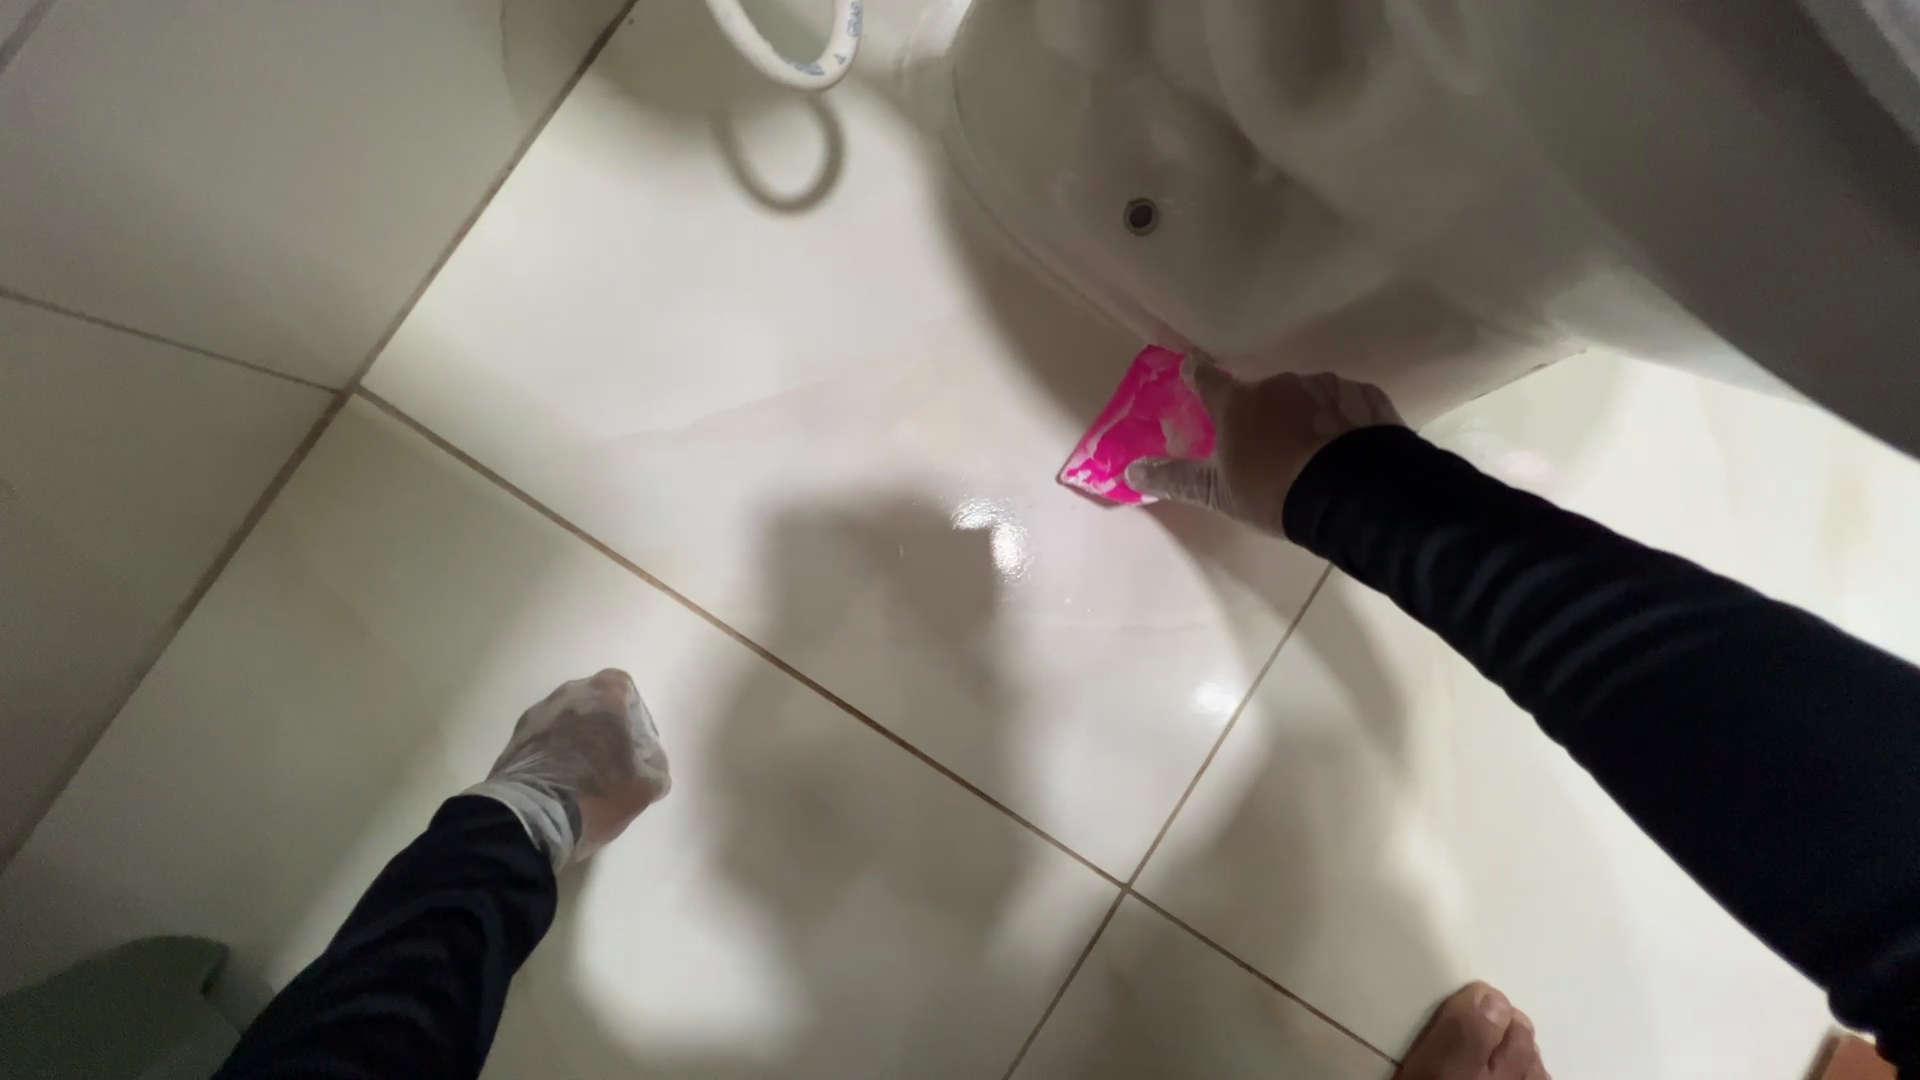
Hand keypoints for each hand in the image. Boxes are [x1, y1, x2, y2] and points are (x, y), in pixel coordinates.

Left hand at [466, 668, 671, 869]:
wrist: (529, 822)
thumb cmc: (598, 792)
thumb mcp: (646, 787)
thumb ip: (656, 768)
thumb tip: (649, 767)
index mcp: (606, 695)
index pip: (625, 688)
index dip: (634, 714)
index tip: (636, 743)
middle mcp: (569, 694)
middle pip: (593, 700)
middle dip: (604, 723)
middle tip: (612, 756)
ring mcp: (536, 716)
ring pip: (565, 718)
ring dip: (576, 737)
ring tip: (582, 772)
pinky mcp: (512, 741)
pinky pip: (542, 738)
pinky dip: (552, 752)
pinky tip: (558, 781)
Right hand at [1126, 360, 1404, 535]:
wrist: (1355, 495)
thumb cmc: (1273, 490)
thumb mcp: (1216, 492)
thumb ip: (1173, 478)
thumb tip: (1129, 472)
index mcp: (1237, 403)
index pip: (1207, 380)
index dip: (1197, 374)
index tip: (1192, 367)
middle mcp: (1278, 384)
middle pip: (1259, 395)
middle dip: (1259, 415)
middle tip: (1265, 450)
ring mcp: (1324, 385)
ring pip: (1302, 398)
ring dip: (1300, 417)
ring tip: (1309, 454)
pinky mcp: (1363, 397)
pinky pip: (1341, 405)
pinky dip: (1337, 421)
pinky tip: (1341, 450)